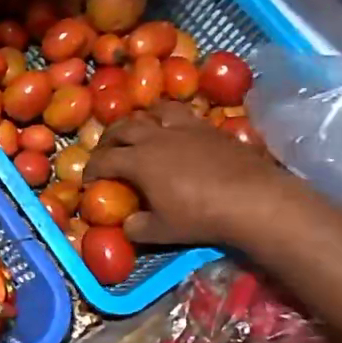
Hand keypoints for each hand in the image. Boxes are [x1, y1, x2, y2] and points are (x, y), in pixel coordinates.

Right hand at [86, 101, 295, 245]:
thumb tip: (128, 225)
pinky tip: (175, 132)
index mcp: (138, 160)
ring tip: (139, 130)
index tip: (88, 181)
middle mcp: (156, 136)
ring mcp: (185, 128)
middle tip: (106, 151)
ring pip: (153, 111)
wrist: (253, 199)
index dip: (91, 169)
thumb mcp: (162, 231)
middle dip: (109, 139)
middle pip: (123, 128)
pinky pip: (182, 114)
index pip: (104, 159)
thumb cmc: (200, 216)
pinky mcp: (210, 128)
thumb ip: (137, 228)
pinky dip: (169, 120)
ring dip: (140, 119)